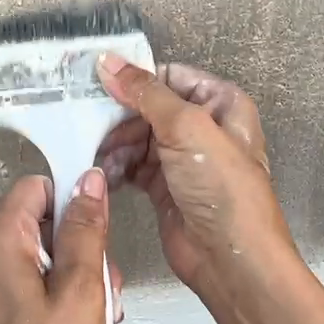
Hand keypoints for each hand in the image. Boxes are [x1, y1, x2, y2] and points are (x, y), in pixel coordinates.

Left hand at [0, 170, 115, 323]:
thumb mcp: (80, 290)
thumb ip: (85, 230)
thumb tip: (89, 179)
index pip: (35, 187)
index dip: (72, 197)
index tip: (104, 229)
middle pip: (43, 226)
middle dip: (84, 251)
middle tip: (109, 288)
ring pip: (47, 263)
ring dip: (83, 285)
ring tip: (105, 323)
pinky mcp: (0, 323)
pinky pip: (39, 294)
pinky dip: (67, 308)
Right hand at [95, 56, 297, 299]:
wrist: (232, 260)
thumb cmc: (224, 190)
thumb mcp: (185, 127)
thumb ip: (146, 92)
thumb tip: (110, 63)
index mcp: (221, 103)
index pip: (169, 76)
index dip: (136, 79)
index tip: (99, 81)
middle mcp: (203, 127)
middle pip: (148, 108)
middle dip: (120, 117)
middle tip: (91, 123)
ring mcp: (183, 158)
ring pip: (137, 137)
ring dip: (115, 145)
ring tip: (99, 156)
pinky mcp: (165, 186)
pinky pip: (133, 166)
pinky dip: (117, 167)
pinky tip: (104, 173)